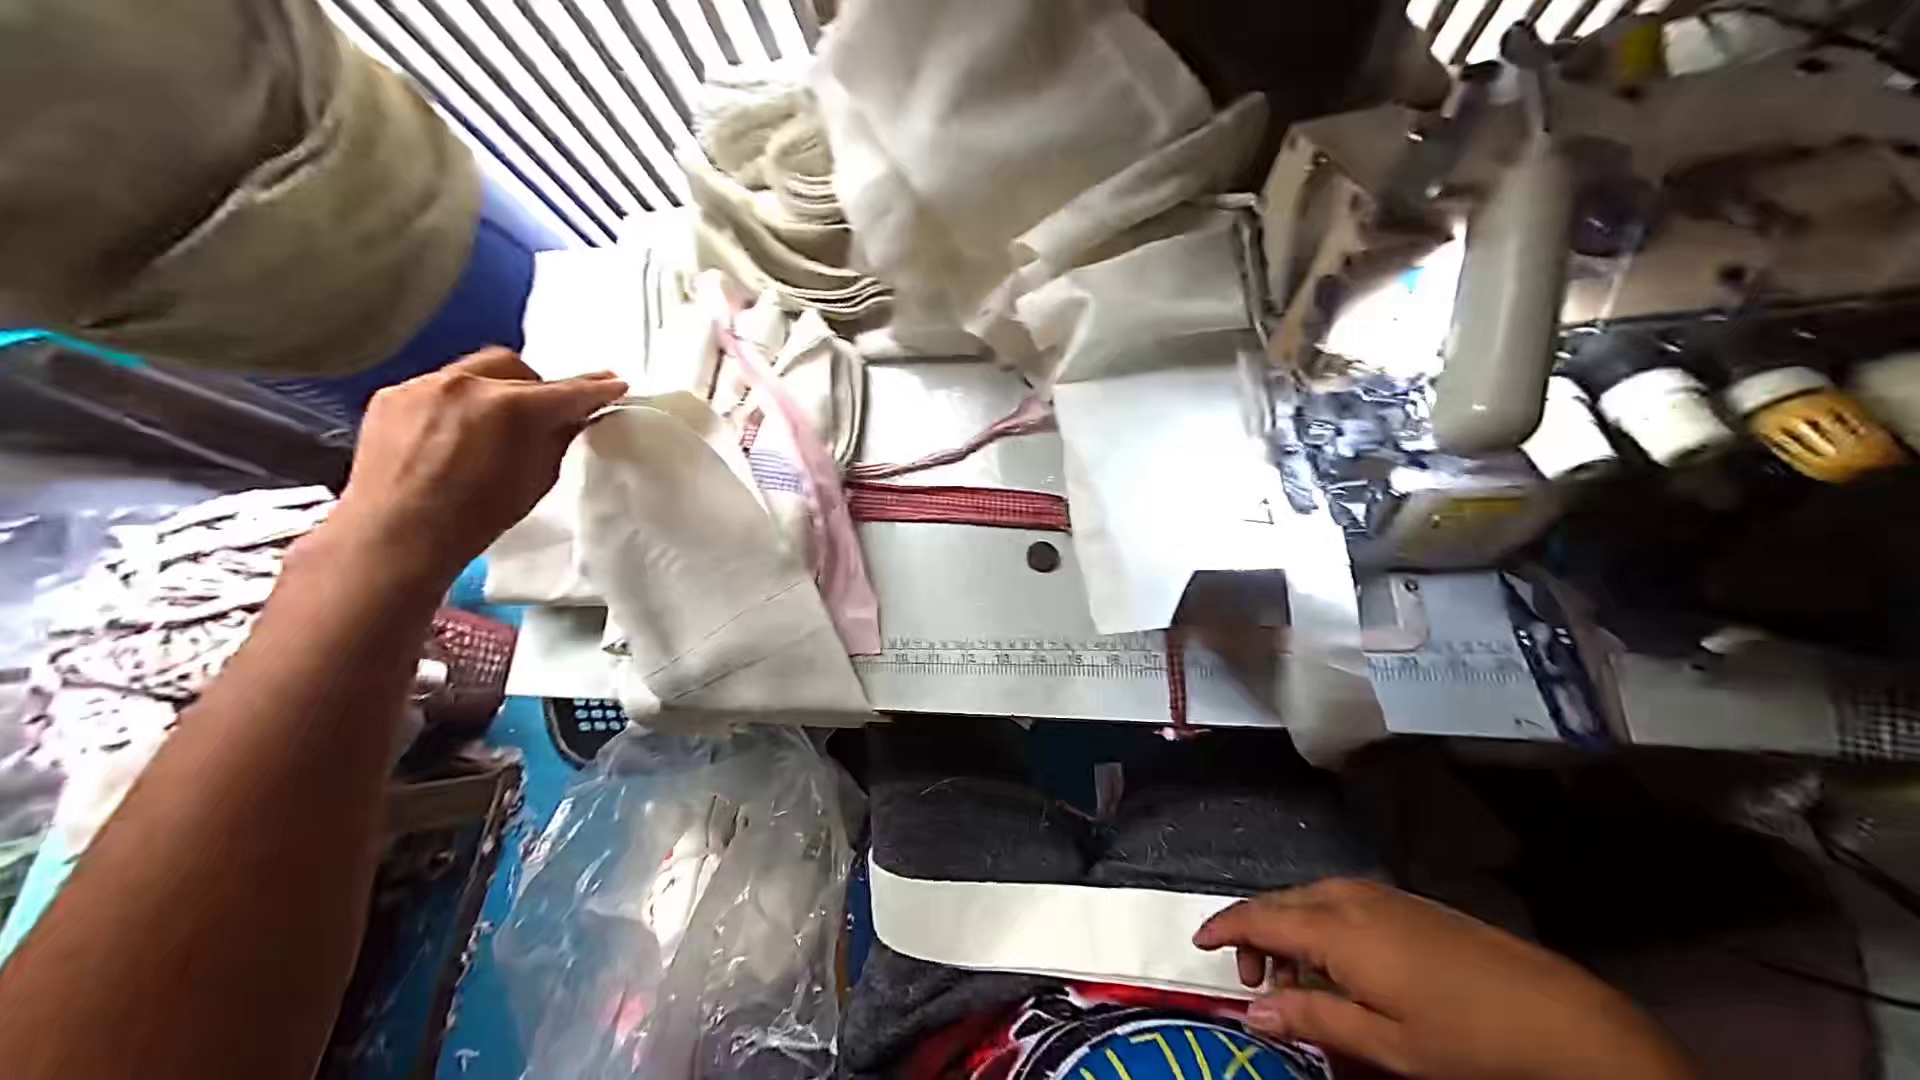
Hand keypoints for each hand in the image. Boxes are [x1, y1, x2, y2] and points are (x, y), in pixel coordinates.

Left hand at [324, 348, 626, 585]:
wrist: (398, 535)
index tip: (614, 385)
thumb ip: (558, 437)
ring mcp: (424, 385)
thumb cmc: (479, 515)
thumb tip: (571, 417)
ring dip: (495, 391)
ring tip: (495, 424)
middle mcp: (467, 384)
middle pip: (516, 367)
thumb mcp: (539, 477)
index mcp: (512, 407)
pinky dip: (457, 404)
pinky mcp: (391, 395)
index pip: (567, 391)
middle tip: (544, 413)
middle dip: (537, 386)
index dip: (596, 389)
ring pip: (475, 372)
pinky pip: (438, 387)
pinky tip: (455, 434)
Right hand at [1194, 879, 1695, 1079]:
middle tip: (1253, 979)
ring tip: (1296, 978)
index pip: (1258, 918)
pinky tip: (1337, 963)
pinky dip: (1316, 925)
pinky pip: (1334, 900)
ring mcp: (1375, 892)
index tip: (1200, 944)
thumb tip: (1251, 1013)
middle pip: (1276, 902)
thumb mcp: (1383, 1042)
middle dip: (1253, 933)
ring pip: (1304, 899)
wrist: (1559, 1017)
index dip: (1224, 928)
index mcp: (1334, 927)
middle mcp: (1345, 896)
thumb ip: (1309, 1017)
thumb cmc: (1463, 1036)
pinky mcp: (1399, 899)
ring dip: (1286, 930)